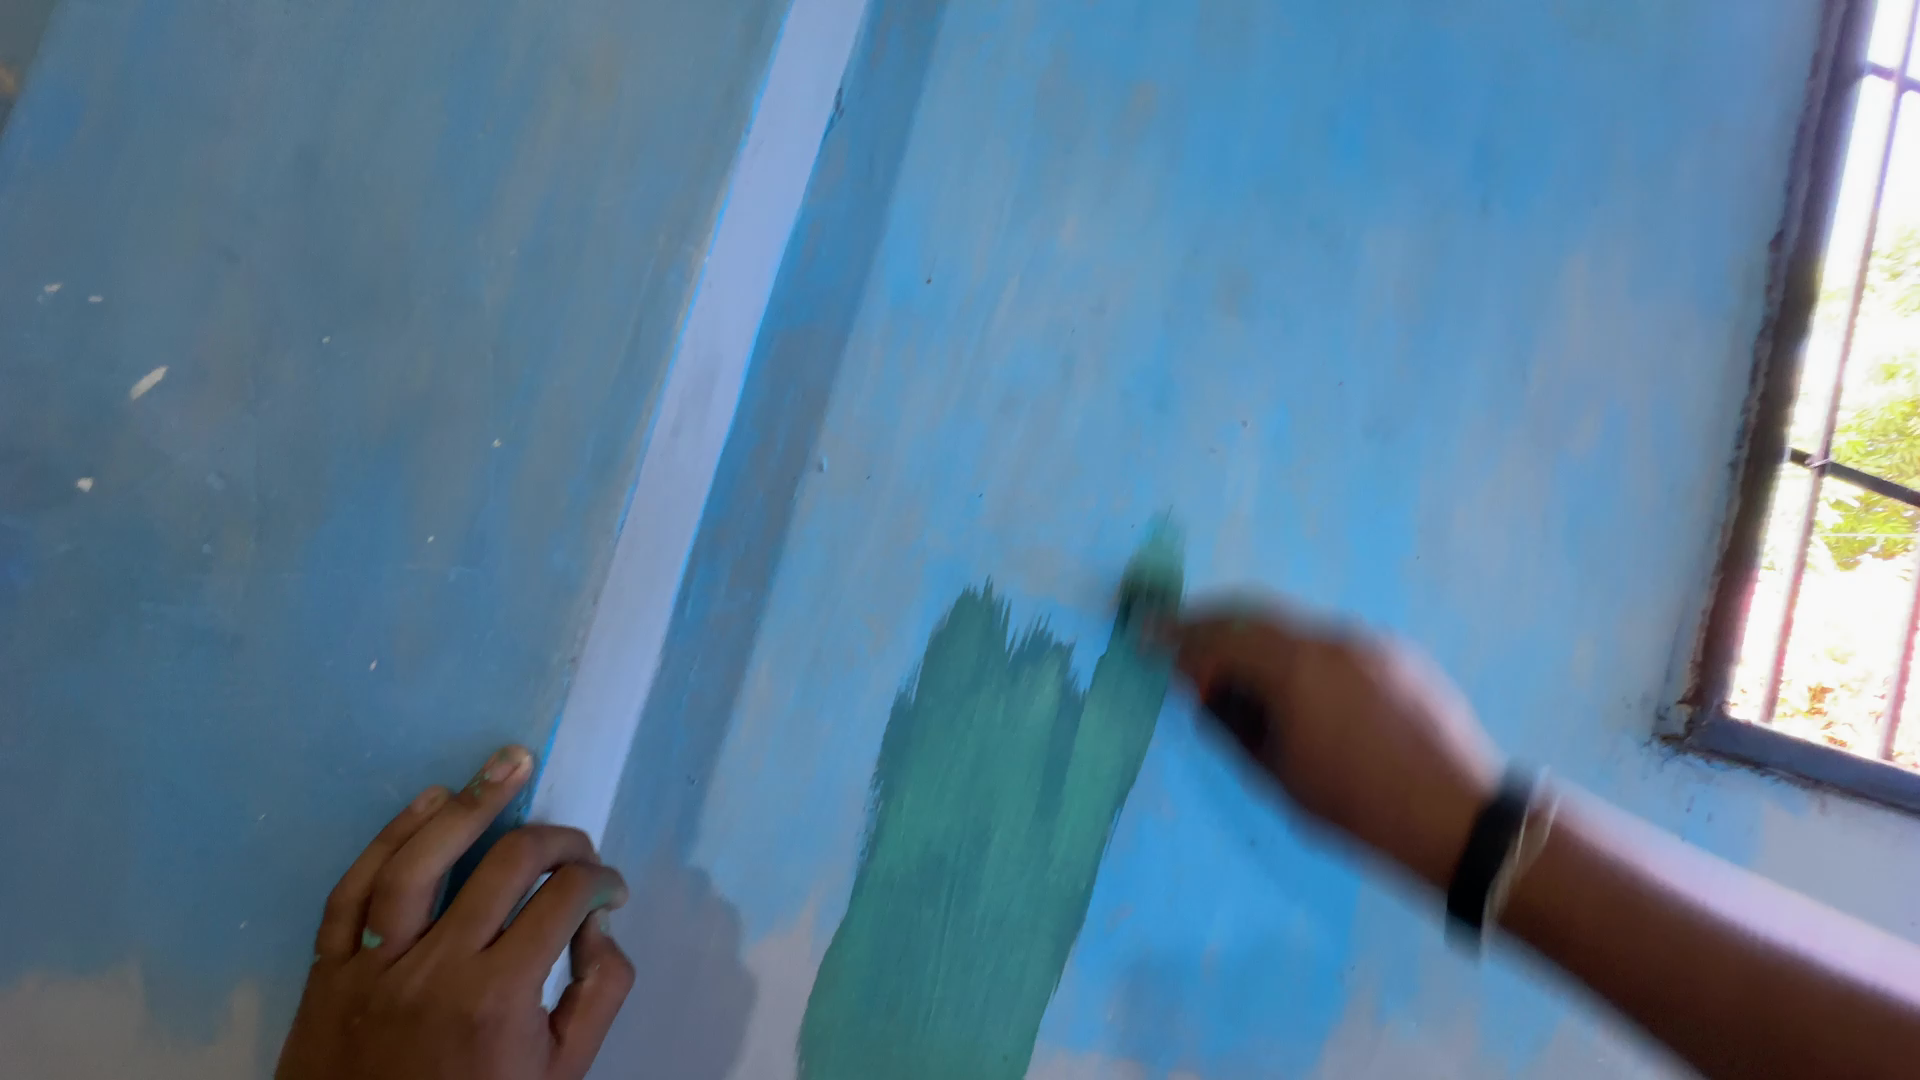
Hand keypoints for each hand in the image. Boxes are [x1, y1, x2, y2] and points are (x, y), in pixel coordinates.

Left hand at [276, 746, 633, 1079]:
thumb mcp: (564, 1070)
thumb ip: (602, 989)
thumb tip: (597, 922)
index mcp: (497, 997)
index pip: (567, 897)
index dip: (602, 880)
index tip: (610, 893)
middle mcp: (435, 970)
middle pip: (508, 864)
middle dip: (561, 840)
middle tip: (579, 848)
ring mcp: (372, 969)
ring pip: (421, 860)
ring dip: (473, 802)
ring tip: (512, 761)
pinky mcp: (326, 975)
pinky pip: (350, 891)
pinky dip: (389, 837)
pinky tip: (429, 799)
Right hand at [1164, 597, 1501, 888]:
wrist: (1463, 819)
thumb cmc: (1356, 806)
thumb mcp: (1276, 774)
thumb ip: (1228, 724)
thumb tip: (1199, 691)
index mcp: (1293, 670)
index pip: (1217, 638)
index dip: (1175, 637)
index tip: (1144, 635)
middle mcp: (1326, 639)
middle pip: (1249, 614)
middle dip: (1205, 621)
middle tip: (1174, 635)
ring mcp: (1363, 641)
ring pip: (1286, 623)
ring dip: (1247, 635)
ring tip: (1226, 663)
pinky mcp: (1390, 652)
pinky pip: (1321, 638)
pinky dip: (1287, 648)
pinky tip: (1286, 681)